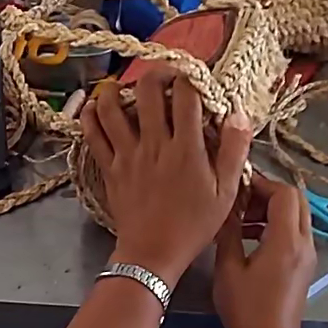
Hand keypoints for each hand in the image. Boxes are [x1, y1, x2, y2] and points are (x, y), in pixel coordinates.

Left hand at [81, 69, 251, 283]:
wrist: (152, 254)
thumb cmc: (193, 226)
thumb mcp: (226, 192)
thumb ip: (233, 150)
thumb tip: (237, 113)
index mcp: (186, 148)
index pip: (186, 94)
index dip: (191, 75)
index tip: (195, 77)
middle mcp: (153, 144)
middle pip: (147, 90)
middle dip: (157, 72)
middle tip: (165, 76)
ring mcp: (127, 155)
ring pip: (112, 107)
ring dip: (117, 89)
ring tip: (126, 87)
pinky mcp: (109, 168)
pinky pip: (93, 134)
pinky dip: (91, 115)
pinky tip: (95, 106)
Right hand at [214, 175, 315, 327]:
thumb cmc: (245, 309)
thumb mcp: (228, 269)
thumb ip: (229, 232)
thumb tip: (227, 208)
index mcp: (286, 241)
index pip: (284, 194)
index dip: (261, 184)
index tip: (237, 186)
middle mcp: (304, 243)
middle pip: (296, 200)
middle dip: (268, 193)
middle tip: (240, 200)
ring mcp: (307, 255)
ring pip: (296, 215)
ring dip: (271, 209)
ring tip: (241, 219)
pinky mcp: (304, 265)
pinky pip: (294, 232)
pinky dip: (275, 225)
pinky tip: (249, 237)